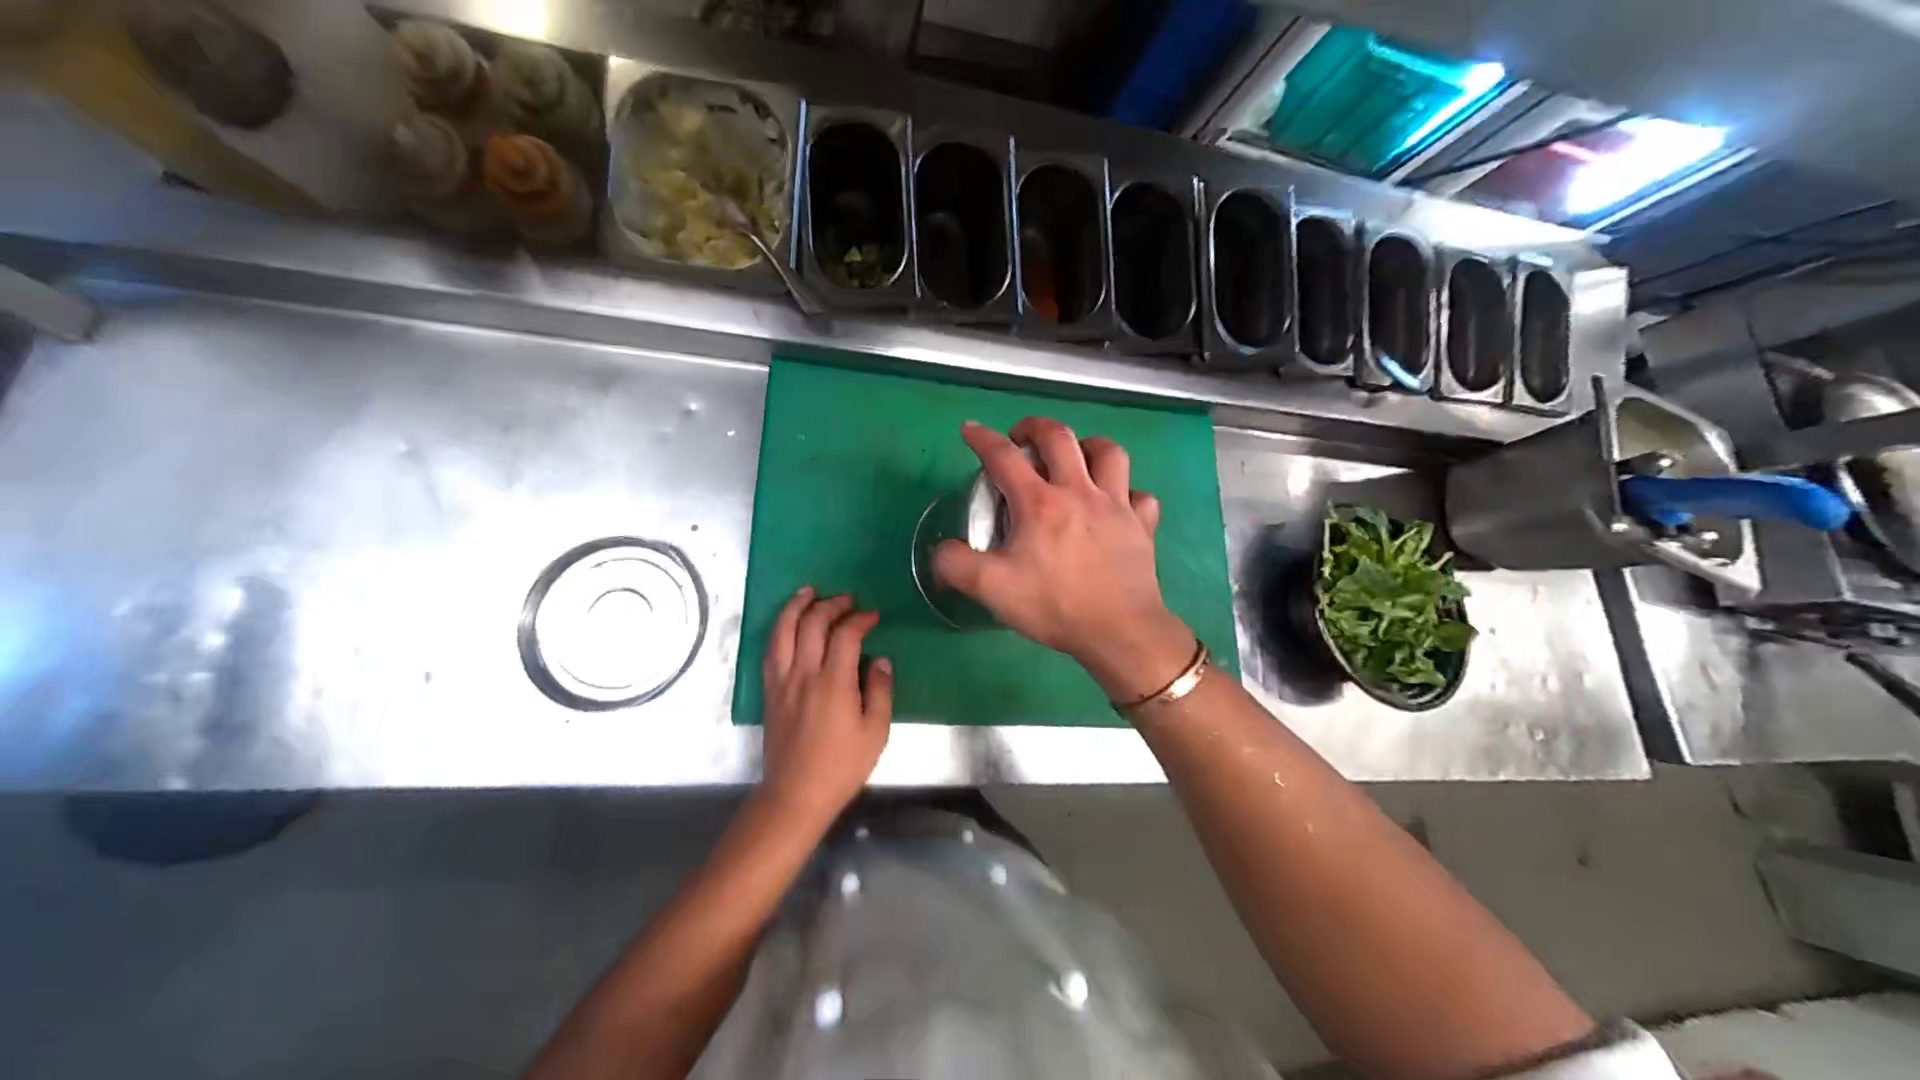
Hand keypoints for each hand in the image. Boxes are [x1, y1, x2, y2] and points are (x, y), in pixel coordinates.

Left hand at [759, 587, 892, 825]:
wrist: (795, 794)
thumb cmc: (841, 766)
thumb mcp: (875, 732)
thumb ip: (880, 690)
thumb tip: (879, 660)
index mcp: (833, 683)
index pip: (845, 634)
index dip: (860, 619)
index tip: (873, 616)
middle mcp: (803, 674)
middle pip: (812, 623)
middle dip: (832, 605)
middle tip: (849, 601)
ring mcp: (781, 681)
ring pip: (783, 630)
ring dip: (797, 606)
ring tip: (809, 592)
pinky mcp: (769, 690)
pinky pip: (770, 649)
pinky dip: (779, 628)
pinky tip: (788, 622)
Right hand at [933, 418, 1195, 702]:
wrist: (1119, 631)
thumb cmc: (1054, 605)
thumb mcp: (991, 588)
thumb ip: (955, 564)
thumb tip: (940, 551)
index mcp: (1040, 503)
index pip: (1004, 456)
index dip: (982, 438)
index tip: (970, 430)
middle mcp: (1079, 492)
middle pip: (1060, 437)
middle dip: (1035, 427)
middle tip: (1022, 437)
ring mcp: (1117, 505)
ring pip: (1109, 453)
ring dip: (1088, 446)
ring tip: (1075, 458)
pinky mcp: (1142, 525)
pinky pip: (1140, 496)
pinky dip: (1127, 493)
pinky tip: (1116, 505)